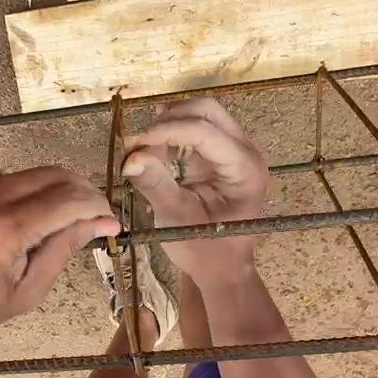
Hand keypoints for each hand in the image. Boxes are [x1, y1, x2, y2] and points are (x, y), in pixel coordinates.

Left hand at [0, 167, 118, 350]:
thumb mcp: (26, 291)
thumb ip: (64, 248)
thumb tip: (102, 221)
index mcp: (3, 230)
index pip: (67, 200)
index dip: (95, 206)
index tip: (109, 219)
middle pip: (51, 175)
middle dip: (78, 191)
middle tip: (90, 214)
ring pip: (24, 175)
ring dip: (44, 194)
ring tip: (42, 225)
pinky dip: (10, 194)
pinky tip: (2, 221)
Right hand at [121, 98, 269, 285]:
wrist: (220, 266)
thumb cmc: (204, 249)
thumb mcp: (175, 218)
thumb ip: (155, 184)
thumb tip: (130, 158)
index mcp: (245, 170)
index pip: (205, 132)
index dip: (167, 131)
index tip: (133, 142)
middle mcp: (247, 152)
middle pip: (207, 111)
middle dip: (168, 122)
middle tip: (138, 145)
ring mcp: (237, 149)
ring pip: (201, 114)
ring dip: (169, 126)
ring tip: (148, 155)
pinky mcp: (223, 152)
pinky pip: (196, 128)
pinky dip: (172, 134)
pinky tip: (157, 155)